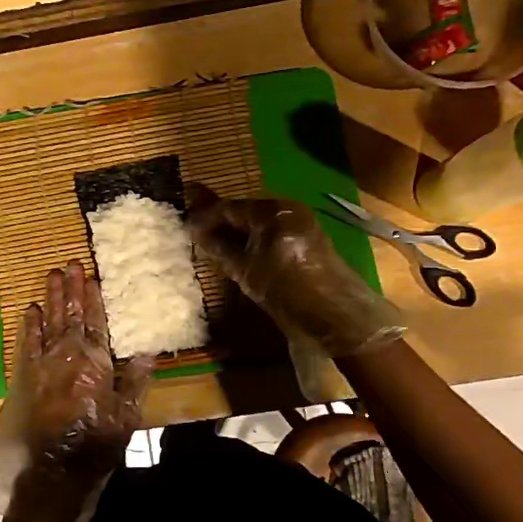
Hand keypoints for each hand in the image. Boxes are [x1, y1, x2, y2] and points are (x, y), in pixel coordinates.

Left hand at [2, 260, 153, 521]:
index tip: (91, 275)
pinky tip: (31, 309)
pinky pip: (29, 344)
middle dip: (70, 289)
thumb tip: (144, 351)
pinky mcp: (30, 377)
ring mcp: (46, 365)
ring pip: (50, 323)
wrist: (58, 468)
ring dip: (51, 298)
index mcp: (95, 362)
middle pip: (71, 316)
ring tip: (51, 274)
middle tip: (69, 263)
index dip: (93, 298)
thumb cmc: (99, 440)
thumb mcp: (128, 413)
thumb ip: (135, 379)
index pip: (95, 322)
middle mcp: (68, 356)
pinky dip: (30, 326)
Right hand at [186, 184, 404, 357]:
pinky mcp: (310, 237)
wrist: (335, 314)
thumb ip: (220, 247)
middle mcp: (288, 208)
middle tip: (200, 239)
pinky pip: (275, 232)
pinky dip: (258, 240)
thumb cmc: (286, 290)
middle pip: (247, 211)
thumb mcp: (246, 271)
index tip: (187, 228)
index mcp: (272, 210)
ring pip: (261, 222)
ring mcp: (302, 221)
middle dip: (223, 224)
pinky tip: (245, 255)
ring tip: (219, 249)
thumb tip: (196, 232)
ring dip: (240, 234)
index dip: (206, 217)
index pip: (230, 207)